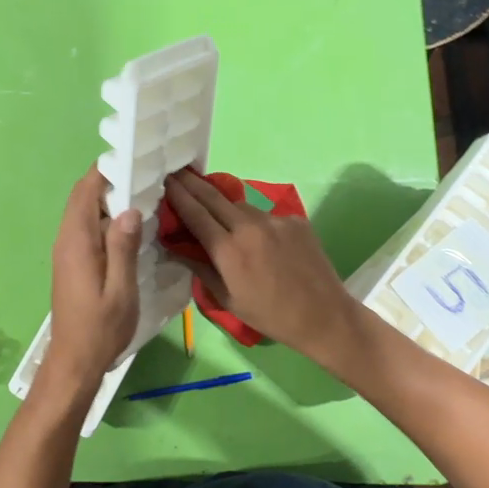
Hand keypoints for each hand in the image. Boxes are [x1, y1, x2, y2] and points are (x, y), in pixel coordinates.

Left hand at [44, 168, 140, 388]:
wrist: (75, 361)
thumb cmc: (100, 328)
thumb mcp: (120, 290)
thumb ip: (123, 248)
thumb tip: (130, 209)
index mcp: (77, 241)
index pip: (85, 191)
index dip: (105, 170)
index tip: (133, 158)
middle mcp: (67, 240)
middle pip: (82, 197)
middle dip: (109, 181)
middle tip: (144, 175)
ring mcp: (67, 251)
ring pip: (83, 211)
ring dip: (108, 199)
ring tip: (142, 195)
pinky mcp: (72, 262)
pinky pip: (85, 227)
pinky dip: (104, 218)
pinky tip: (129, 226)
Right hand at [162, 170, 358, 353]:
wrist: (323, 315)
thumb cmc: (270, 315)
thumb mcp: (227, 299)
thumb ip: (200, 268)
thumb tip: (175, 248)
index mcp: (228, 250)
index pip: (195, 213)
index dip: (178, 195)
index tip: (165, 181)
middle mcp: (249, 227)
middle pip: (213, 197)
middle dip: (192, 183)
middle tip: (178, 173)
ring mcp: (275, 220)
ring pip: (239, 204)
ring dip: (222, 202)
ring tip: (213, 204)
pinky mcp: (295, 219)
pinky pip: (265, 214)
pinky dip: (254, 220)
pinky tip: (256, 234)